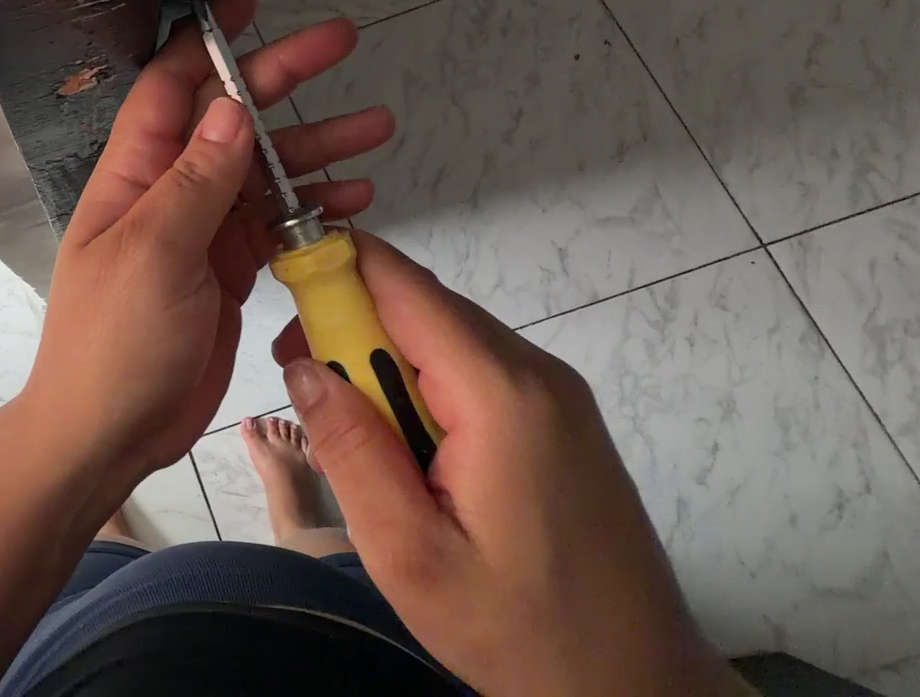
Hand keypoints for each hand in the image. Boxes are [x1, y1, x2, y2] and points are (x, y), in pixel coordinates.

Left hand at [19, 0, 394, 479]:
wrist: (109, 430)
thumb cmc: (114, 340)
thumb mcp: (153, 252)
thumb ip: (194, 181)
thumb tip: (227, 106)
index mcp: (134, 176)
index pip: (168, 89)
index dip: (205, 44)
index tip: (249, 3)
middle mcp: (167, 192)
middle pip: (227, 120)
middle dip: (280, 81)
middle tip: (342, 43)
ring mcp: (199, 232)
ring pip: (261, 172)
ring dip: (313, 147)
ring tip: (376, 126)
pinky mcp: (227, 271)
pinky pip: (274, 225)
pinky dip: (311, 210)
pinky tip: (354, 199)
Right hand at [273, 232, 740, 696]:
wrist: (640, 689)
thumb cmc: (518, 631)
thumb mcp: (407, 552)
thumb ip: (350, 449)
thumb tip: (302, 366)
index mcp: (500, 396)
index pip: (403, 285)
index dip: (335, 266)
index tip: (279, 285)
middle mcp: (534, 372)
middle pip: (417, 303)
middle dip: (346, 321)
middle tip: (299, 376)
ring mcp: (552, 391)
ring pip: (439, 330)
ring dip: (378, 353)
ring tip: (343, 420)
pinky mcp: (554, 413)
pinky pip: (465, 362)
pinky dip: (415, 377)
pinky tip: (398, 437)